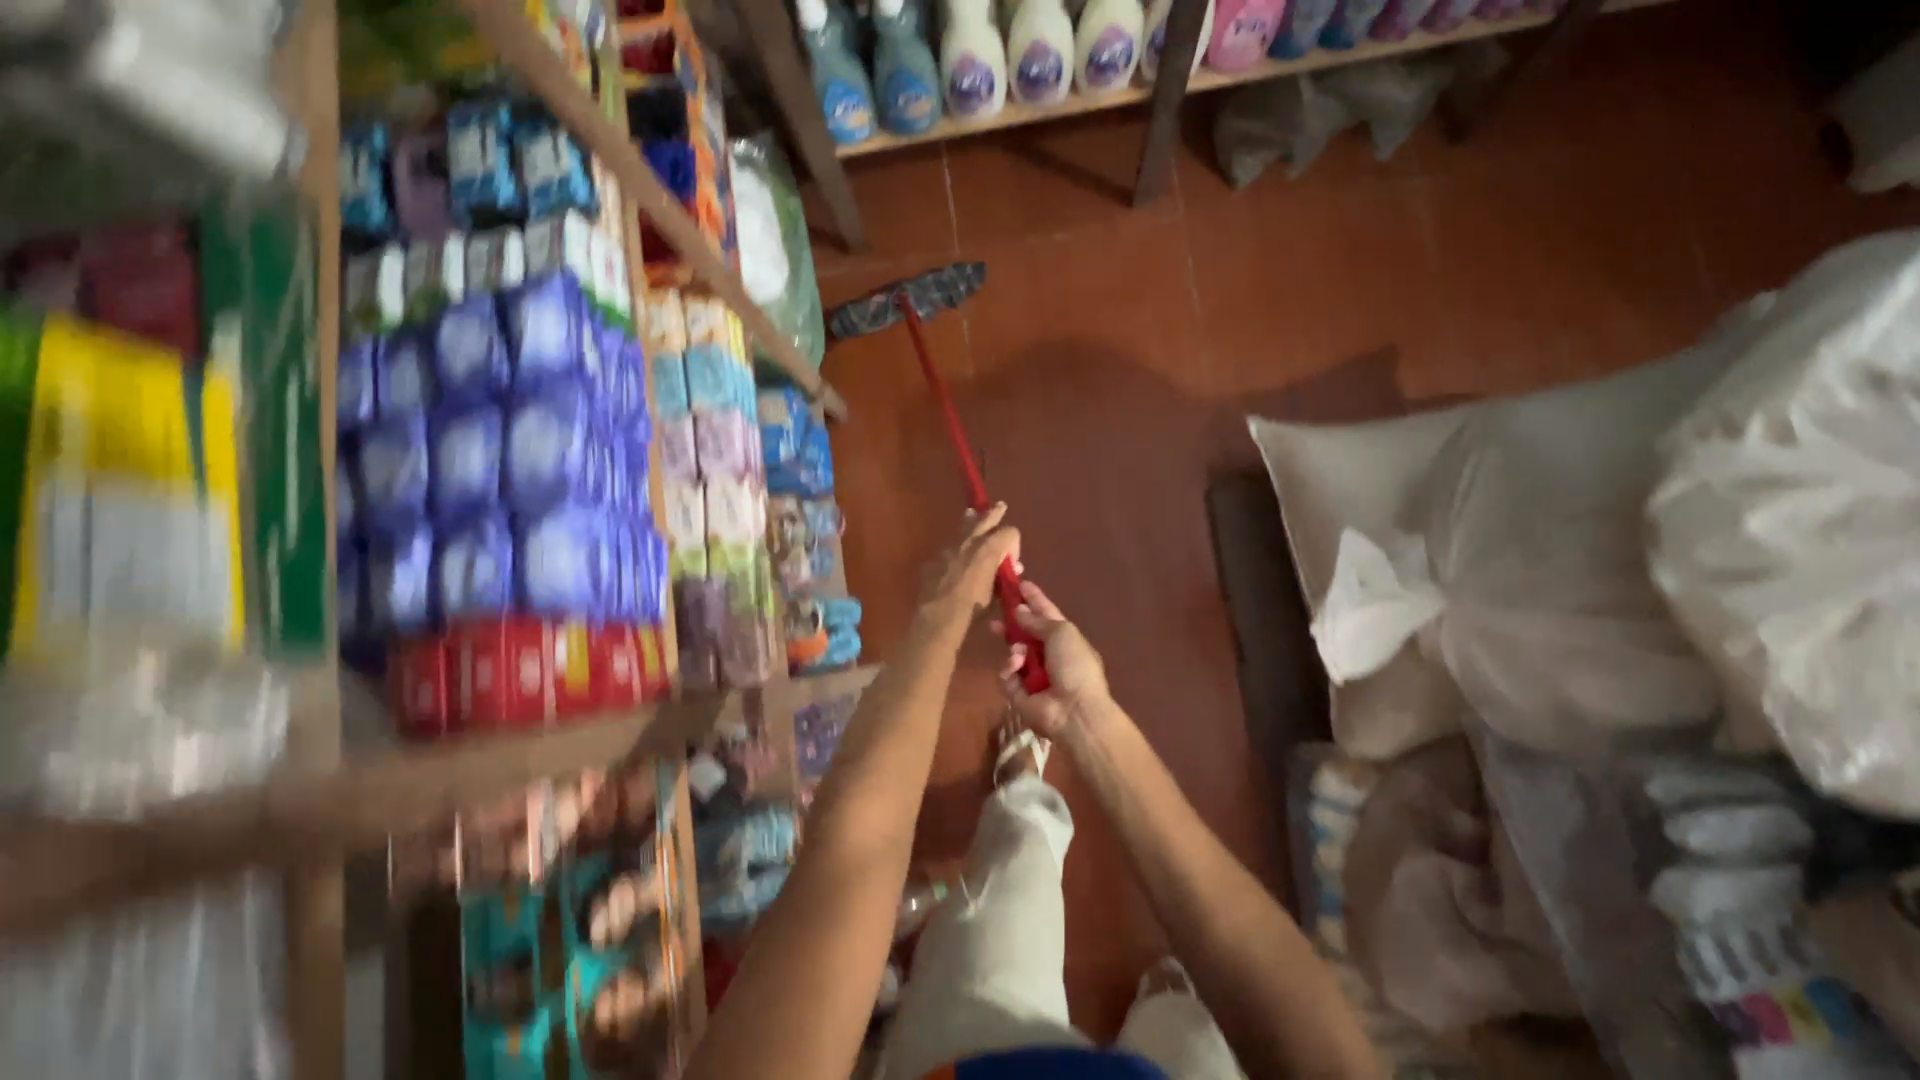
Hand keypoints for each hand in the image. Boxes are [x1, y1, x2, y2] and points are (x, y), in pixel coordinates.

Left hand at [922, 503, 1020, 622]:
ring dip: (970, 523)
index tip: (1012, 560)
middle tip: (1000, 506)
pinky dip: (954, 549)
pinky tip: (953, 556)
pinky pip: (948, 548)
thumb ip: (1004, 577)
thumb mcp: (997, 593)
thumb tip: (1012, 569)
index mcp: (990, 549)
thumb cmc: (974, 607)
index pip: (1010, 532)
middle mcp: (970, 542)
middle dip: (994, 514)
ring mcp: (949, 548)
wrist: (940, 615)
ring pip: (962, 529)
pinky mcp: (934, 558)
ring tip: (971, 514)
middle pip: (985, 519)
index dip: (1014, 544)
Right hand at [992, 581, 1109, 738]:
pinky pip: (1007, 675)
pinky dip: (1010, 670)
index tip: (1019, 582)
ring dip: (1014, 650)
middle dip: (1010, 625)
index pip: (1045, 612)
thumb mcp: (1062, 633)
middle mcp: (1048, 654)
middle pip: (1024, 633)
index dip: (1033, 598)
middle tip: (995, 617)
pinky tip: (1016, 670)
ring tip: (1018, 655)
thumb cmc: (1074, 665)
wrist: (1074, 710)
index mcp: (1064, 637)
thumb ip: (1037, 620)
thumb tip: (1018, 610)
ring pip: (1012, 653)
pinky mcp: (1019, 693)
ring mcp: (1033, 675)